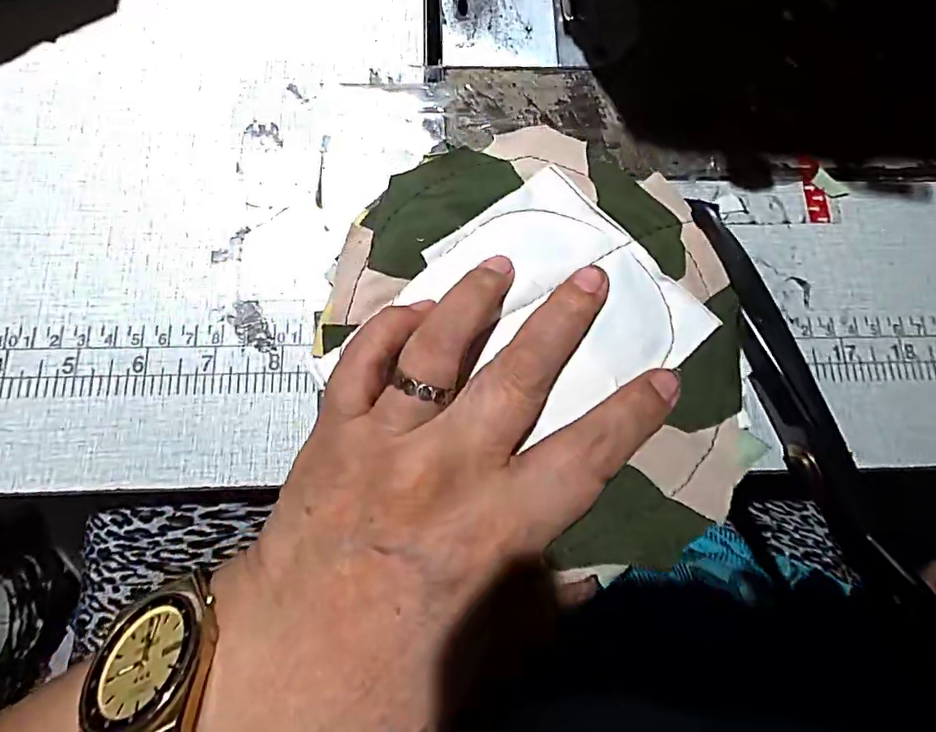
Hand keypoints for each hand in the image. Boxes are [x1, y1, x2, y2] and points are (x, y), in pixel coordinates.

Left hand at [201, 256, 680, 730]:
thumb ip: (543, 610)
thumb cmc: (388, 672)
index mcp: (492, 528)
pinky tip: (414, 307)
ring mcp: (382, 443)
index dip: (631, 415)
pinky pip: (361, 363)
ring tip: (499, 265)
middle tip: (591, 277)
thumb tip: (593, 578)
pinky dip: (388, 328)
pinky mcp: (331, 434)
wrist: (271, 671)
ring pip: (435, 352)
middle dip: (561, 322)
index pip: (584, 458)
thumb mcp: (487, 659)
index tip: (664, 376)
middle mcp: (443, 470)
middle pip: (517, 378)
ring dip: (471, 302)